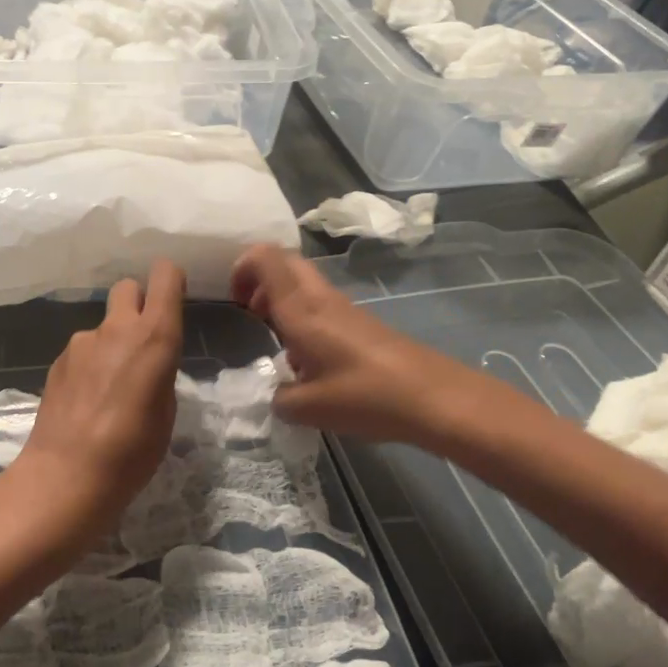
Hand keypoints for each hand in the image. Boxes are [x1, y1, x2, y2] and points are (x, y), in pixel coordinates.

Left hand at [5, 260, 186, 541]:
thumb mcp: (166, 411)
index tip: (173, 296)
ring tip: (112, 390)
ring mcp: (81, 342)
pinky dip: (90, 365)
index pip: (164, 276)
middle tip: (142, 342)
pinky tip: (88, 403)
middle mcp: (116, 328)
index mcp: (154, 336)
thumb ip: (160, 373)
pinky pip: (83, 351)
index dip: (170, 279)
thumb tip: (147, 364)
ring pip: (103, 326)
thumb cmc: (133, 451)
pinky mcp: (58, 361)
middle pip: (127, 288)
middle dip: (137, 304)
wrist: (67, 474)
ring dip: (111, 343)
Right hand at [230, 244, 496, 451]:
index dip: (241, 266)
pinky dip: (301, 314)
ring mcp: (343, 308)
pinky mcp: (360, 323)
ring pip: (302, 281)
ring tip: (272, 336)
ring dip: (280, 296)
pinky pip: (319, 302)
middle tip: (249, 311)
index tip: (234, 299)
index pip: (264, 258)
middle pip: (283, 262)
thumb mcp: (308, 408)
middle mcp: (319, 298)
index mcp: (300, 308)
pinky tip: (304, 355)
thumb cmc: (365, 396)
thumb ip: (279, 398)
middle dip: (259, 278)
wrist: (434, 398)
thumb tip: (273, 396)